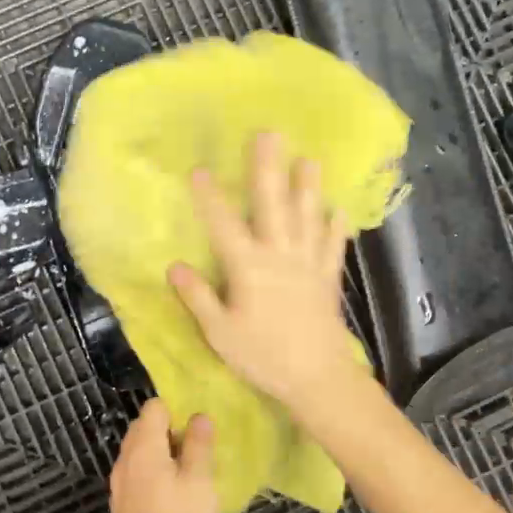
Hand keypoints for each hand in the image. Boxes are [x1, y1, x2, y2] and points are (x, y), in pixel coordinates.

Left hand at [108, 399, 219, 512]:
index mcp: (142, 449)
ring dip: (167, 457)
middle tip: (204, 452)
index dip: (179, 410)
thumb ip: (199, 446)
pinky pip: (139, 478)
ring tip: (196, 477)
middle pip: (145, 429)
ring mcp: (119, 488)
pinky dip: (158, 477)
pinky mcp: (122, 511)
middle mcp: (124, 462)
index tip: (202, 427)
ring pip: (142, 455)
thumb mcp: (200, 485)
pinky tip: (178, 500)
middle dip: (173, 432)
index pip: (154, 408)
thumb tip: (198, 416)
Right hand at [168, 132, 359, 420]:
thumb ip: (197, 297)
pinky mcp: (327, 278)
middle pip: (272, 205)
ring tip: (309, 158)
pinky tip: (339, 209)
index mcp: (248, 267)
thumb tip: (173, 265)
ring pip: (307, 217)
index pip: (223, 224)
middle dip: (267, 168)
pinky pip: (332, 246)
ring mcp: (308, 264)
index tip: (198, 169)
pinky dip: (335, 226)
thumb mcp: (219, 332)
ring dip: (307, 186)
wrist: (318, 378)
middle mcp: (280, 255)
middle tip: (268, 135)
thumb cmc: (262, 356)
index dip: (210, 197)